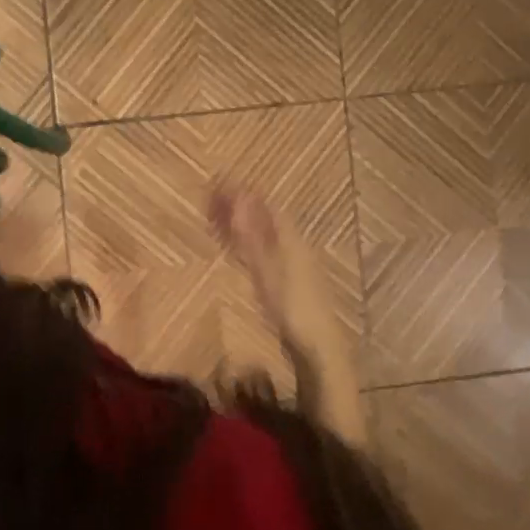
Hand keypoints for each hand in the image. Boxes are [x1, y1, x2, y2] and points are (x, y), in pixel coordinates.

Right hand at [208, 190, 330, 335]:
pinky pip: (263, 251)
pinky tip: (237, 249)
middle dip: (239, 206)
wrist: (319, 348)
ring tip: (216, 218)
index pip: (264, 205)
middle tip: (210, 198)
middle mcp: (294, 247)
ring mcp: (293, 265)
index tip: (217, 181)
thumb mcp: (267, 270)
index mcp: (290, 240)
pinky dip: (246, 243)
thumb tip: (238, 198)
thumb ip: (251, 235)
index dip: (242, 192)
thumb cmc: (293, 308)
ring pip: (264, 235)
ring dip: (241, 224)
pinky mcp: (288, 282)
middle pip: (265, 218)